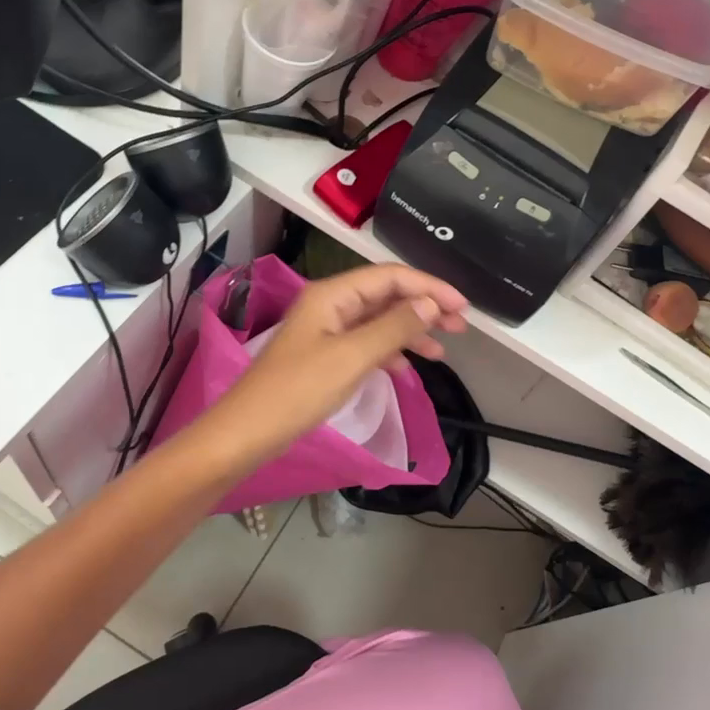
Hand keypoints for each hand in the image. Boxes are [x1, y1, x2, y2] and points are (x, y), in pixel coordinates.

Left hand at [191, 264, 467, 471]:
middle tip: (461, 327)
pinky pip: (365, 343)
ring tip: (441, 349)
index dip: (430, 286)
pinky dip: (390, 350)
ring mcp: (324, 331)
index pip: (390, 276)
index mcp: (331, 295)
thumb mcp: (352, 358)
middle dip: (424, 306)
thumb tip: (431, 304)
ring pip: (378, 320)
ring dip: (410, 330)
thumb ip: (394, 327)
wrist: (246, 433)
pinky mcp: (323, 357)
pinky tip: (406, 367)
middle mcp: (328, 305)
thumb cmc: (297, 392)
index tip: (463, 307)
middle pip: (385, 295)